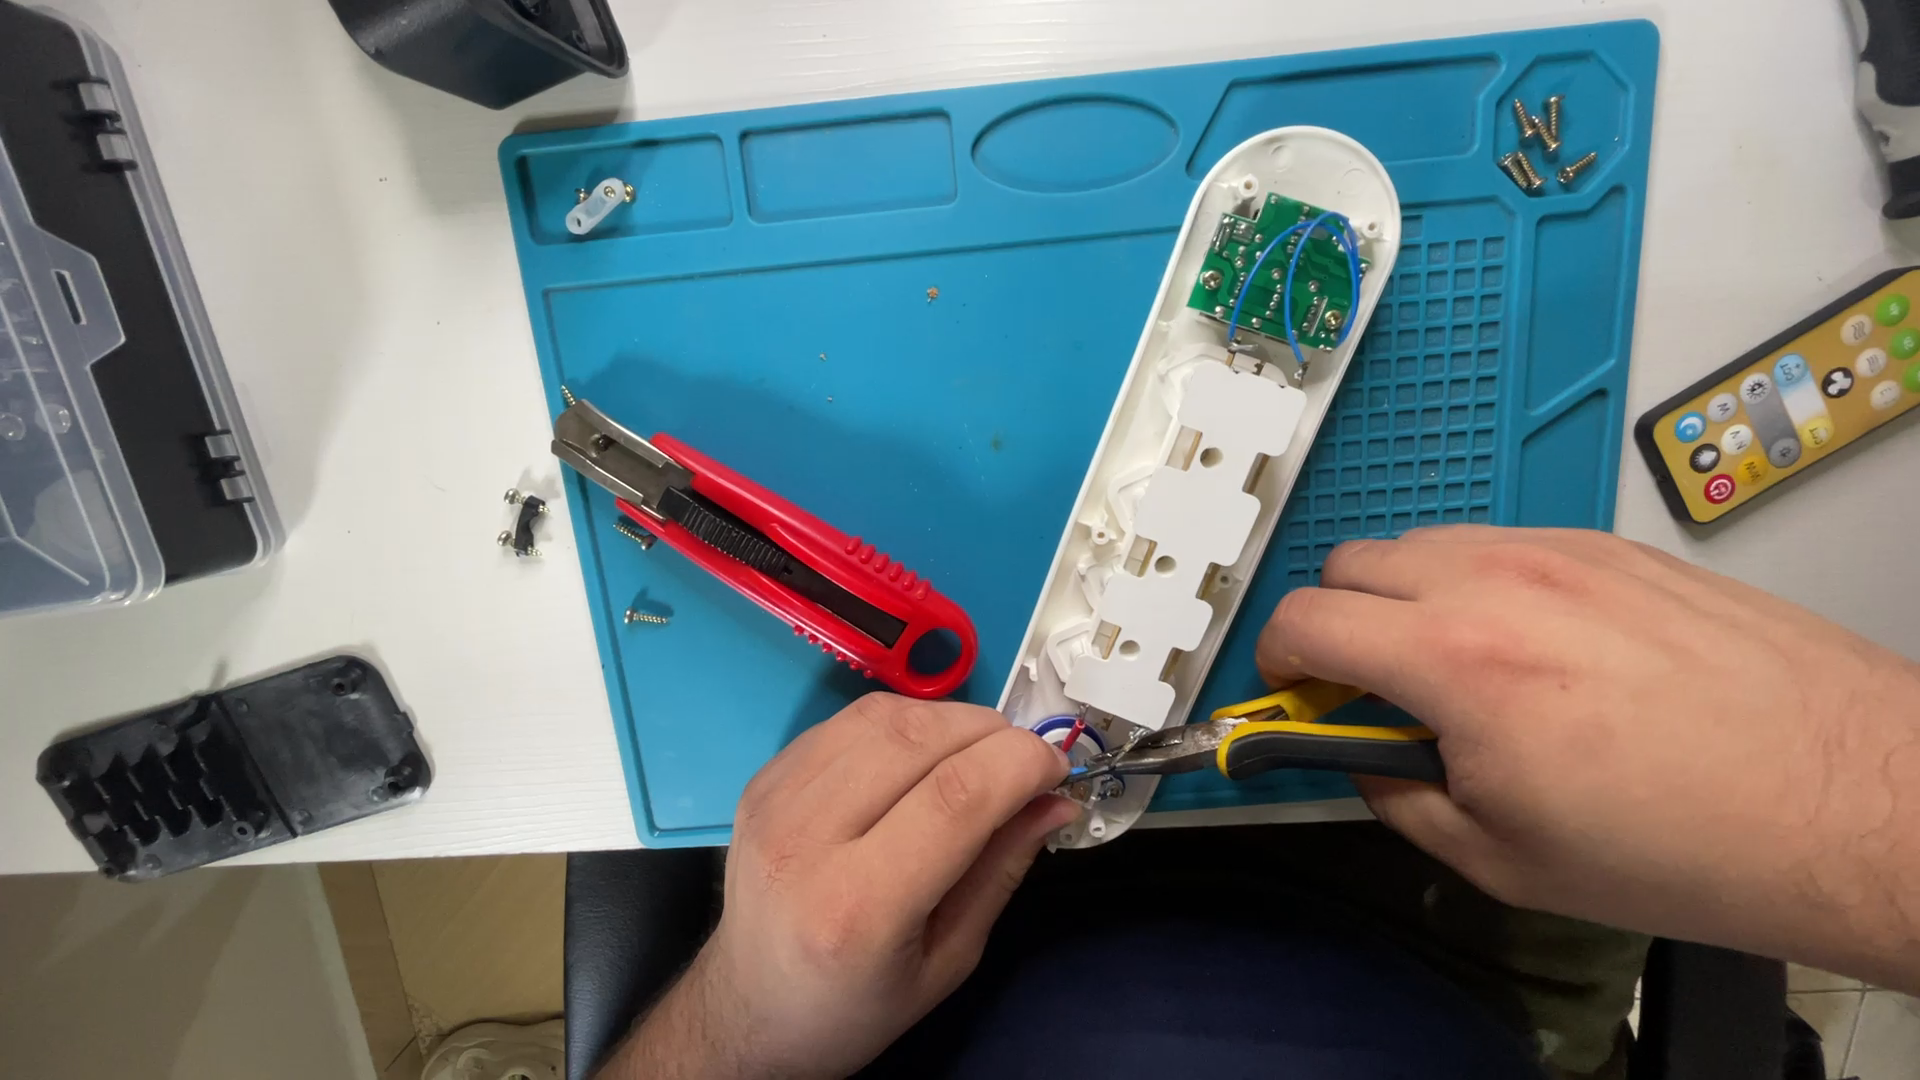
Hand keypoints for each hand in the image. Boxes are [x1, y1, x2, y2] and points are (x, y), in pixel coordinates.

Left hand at [605, 694, 1075, 1079]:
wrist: (751, 1008)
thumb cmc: (858, 1003)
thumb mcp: (950, 957)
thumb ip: (1003, 866)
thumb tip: (1057, 798)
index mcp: (857, 908)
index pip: (955, 797)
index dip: (1020, 764)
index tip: (1056, 767)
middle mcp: (806, 839)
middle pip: (917, 738)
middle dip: (992, 731)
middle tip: (1024, 757)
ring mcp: (776, 797)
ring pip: (884, 715)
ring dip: (950, 718)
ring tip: (979, 750)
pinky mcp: (766, 775)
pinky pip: (850, 718)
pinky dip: (904, 720)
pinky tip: (922, 750)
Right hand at [1257, 526, 1919, 988]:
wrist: (1875, 807)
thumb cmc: (1681, 849)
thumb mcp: (1497, 857)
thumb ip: (1390, 794)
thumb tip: (1357, 752)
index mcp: (1452, 663)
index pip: (1303, 620)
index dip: (1275, 656)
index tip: (1294, 687)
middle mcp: (1489, 584)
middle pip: (1345, 564)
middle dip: (1333, 620)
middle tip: (1370, 677)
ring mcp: (1551, 552)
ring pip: (1415, 543)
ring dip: (1399, 595)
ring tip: (1450, 655)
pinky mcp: (1605, 544)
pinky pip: (1491, 542)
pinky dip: (1469, 581)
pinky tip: (1527, 637)